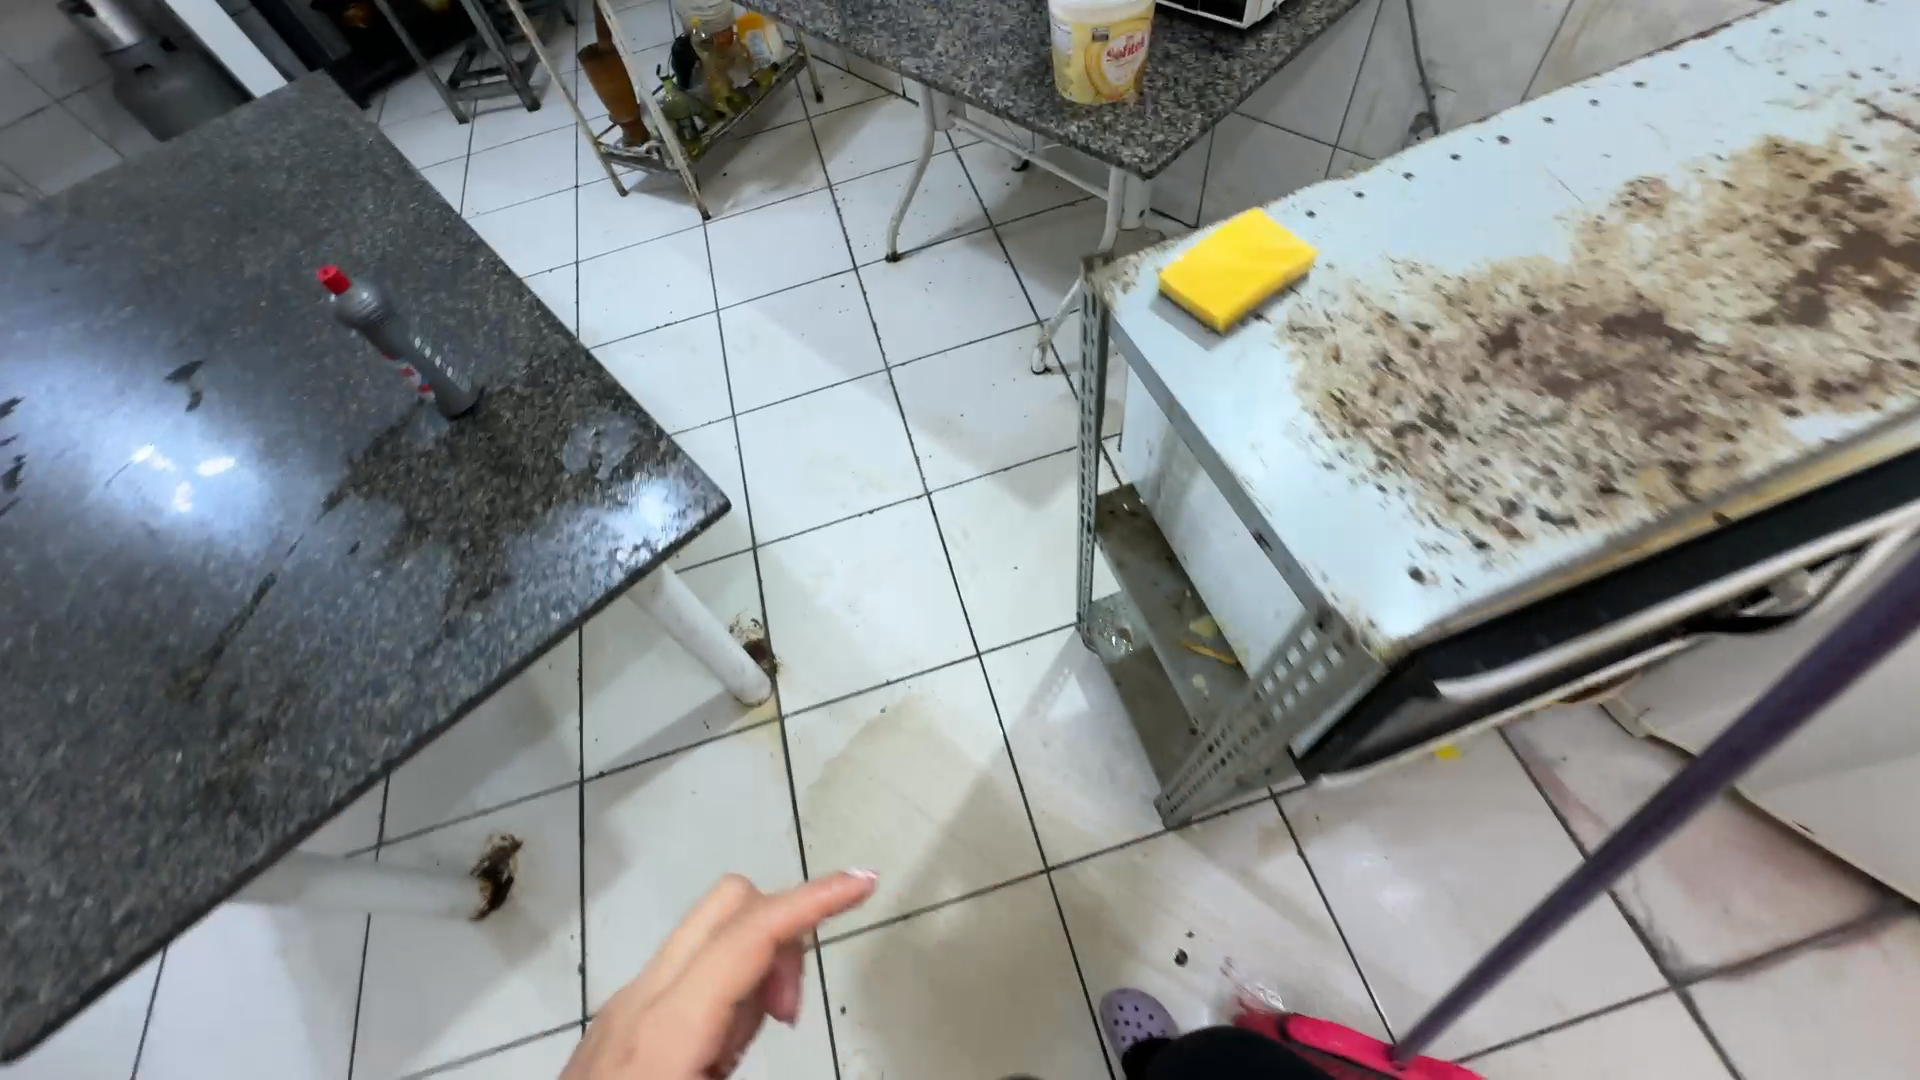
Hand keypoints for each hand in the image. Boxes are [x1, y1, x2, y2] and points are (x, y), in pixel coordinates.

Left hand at [562, 870, 877, 1079]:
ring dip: (757, 959)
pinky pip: (689, 967)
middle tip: (793, 1009)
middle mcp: (641, 999)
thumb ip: (751, 1035)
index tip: (865, 881)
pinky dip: (727, 982)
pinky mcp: (618, 1021)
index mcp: (666, 1031)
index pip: (750, 933)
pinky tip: (727, 1047)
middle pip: (728, 903)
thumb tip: (787, 1007)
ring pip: (710, 932)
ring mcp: (624, 1006)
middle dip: (784, 925)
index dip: (813, 900)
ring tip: (765, 1035)